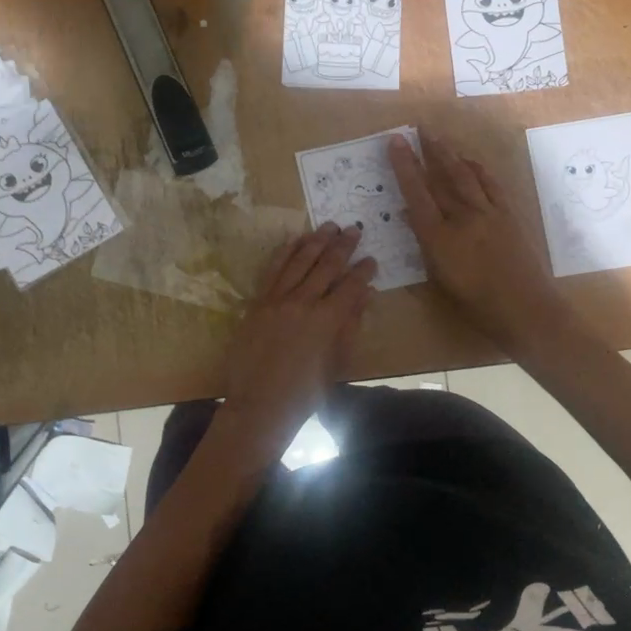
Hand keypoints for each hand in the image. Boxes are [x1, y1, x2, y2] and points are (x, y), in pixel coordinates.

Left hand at [220, 224, 376, 432]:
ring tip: (329, 226)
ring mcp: (277, 299)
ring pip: (299, 261)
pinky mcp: (258, 302)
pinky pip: (273, 269)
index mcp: (327, 320)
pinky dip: (286, 252)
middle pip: (326, 266)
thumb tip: (366, 296)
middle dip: (343, 246)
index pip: (351, 286)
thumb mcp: (338, 363)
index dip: (363, 271)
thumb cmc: (305, 393)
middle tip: (354, 229)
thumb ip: (351, 326)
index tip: (372, 259)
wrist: (259, 405)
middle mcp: (303, 302)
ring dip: (316, 241)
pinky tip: (295, 240)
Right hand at [389, 132, 556, 348]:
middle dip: (428, 150)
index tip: (395, 141)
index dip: (404, 165)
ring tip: (439, 137)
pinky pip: (491, 184)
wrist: (526, 310)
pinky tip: (470, 161)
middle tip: (417, 128)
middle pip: (442, 176)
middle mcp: (464, 218)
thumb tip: (410, 216)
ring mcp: (490, 213)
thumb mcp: (438, 279)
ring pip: (467, 175)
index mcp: (439, 238)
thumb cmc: (475, 304)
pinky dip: (478, 169)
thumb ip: (423, 246)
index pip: (416, 193)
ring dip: (451, 154)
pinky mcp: (510, 215)